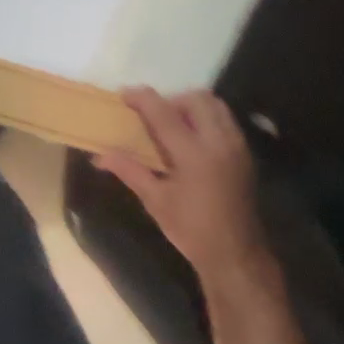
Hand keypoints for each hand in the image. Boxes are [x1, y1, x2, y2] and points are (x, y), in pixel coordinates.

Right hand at [96, 88, 263, 273]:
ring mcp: (236, 145)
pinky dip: (206, 119)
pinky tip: (190, 141)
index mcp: (194, 154)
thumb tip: (100, 156)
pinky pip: (225, 121)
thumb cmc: (190, 228)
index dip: (143, 99)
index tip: (124, 93)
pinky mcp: (244, 153)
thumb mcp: (155, 200)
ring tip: (171, 126)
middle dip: (171, 100)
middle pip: (197, 99)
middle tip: (151, 116)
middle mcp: (219, 141)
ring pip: (216, 106)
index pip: (165, 114)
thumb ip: (130, 170)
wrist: (233, 250)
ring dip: (191, 107)